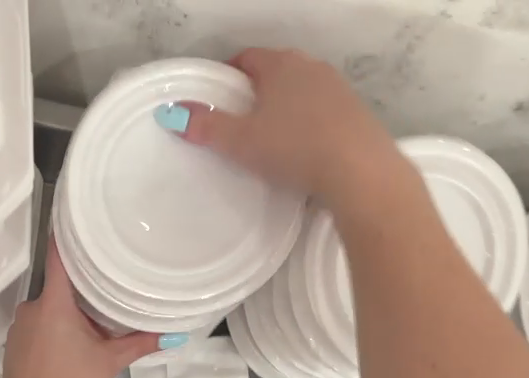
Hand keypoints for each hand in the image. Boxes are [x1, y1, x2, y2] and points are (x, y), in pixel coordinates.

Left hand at [1, 243, 161, 377]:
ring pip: (50, 317)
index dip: (66, 233)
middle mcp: (30, 308)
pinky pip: (39, 335)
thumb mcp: (109, 363)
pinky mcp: (13, 348)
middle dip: (83, 302)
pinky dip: (56, 343)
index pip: (58, 255)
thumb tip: (173, 334)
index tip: (76, 216)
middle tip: (107, 307)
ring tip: (92, 346)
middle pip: (60, 291)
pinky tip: (72, 360)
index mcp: (53, 303)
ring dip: (71, 328)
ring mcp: (18, 329)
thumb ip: (139, 344)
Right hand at [180, 48, 406, 207]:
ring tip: (270, 139)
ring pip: (301, 91)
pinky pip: (321, 113)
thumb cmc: (293, 147)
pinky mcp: (354, 114)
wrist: (356, 168)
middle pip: (275, 72)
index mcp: (280, 65)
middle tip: (239, 121)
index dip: (228, 75)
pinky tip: (301, 151)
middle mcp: (311, 67)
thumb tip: (172, 114)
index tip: (218, 97)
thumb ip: (206, 128)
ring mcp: (337, 89)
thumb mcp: (241, 142)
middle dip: (256, 92)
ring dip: (284, 108)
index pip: (247, 58)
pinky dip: (307, 124)